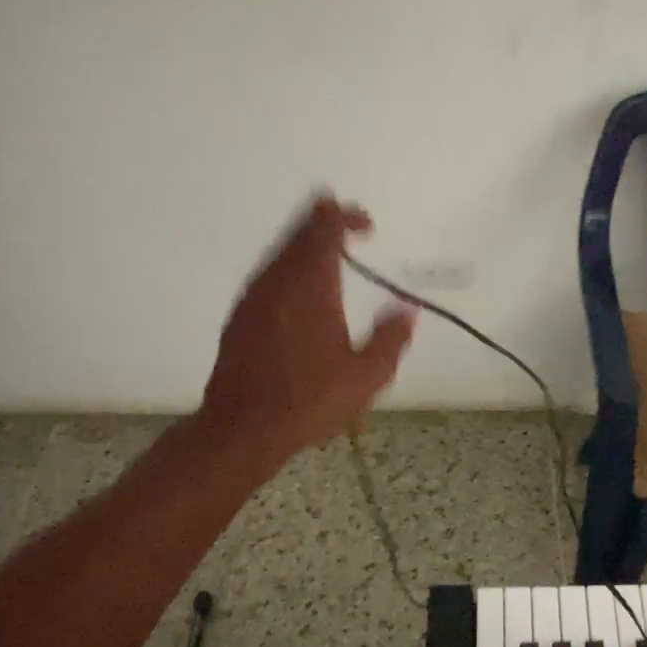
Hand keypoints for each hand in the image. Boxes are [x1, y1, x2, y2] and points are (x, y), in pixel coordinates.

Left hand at [196, 196, 415, 464]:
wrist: (243, 428)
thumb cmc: (309, 401)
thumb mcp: (367, 376)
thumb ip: (390, 338)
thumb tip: (407, 310)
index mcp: (312, 287)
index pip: (325, 231)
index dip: (345, 218)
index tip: (366, 224)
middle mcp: (278, 282)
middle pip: (297, 234)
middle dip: (322, 222)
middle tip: (343, 220)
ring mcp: (254, 299)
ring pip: (278, 254)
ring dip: (302, 244)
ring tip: (323, 247)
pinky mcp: (240, 318)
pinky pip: (267, 275)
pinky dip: (286, 267)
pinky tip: (296, 287)